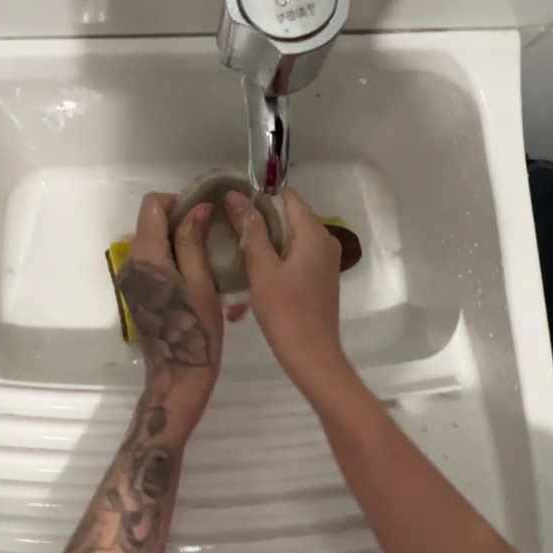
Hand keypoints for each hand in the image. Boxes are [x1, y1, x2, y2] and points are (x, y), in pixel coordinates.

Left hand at [116, 193, 223, 413]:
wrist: (178, 374)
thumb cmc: (196, 329)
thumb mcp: (201, 282)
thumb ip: (193, 241)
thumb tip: (197, 207)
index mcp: (146, 256)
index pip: (152, 205)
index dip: (178, 202)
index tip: (203, 215)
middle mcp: (131, 262)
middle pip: (150, 222)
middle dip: (179, 220)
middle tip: (211, 234)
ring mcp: (131, 278)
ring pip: (151, 241)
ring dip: (176, 239)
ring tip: (206, 253)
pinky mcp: (136, 291)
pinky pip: (152, 261)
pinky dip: (171, 257)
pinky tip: (195, 272)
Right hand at [224, 188, 351, 393]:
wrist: (311, 356)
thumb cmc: (285, 310)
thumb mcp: (261, 268)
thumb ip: (250, 230)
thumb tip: (236, 196)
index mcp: (313, 233)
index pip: (286, 196)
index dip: (259, 196)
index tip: (232, 206)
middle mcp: (324, 241)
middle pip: (288, 217)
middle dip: (258, 222)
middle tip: (227, 230)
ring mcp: (324, 261)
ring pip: (289, 239)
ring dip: (263, 244)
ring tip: (234, 254)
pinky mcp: (319, 278)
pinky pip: (294, 257)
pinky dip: (274, 261)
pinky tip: (251, 276)